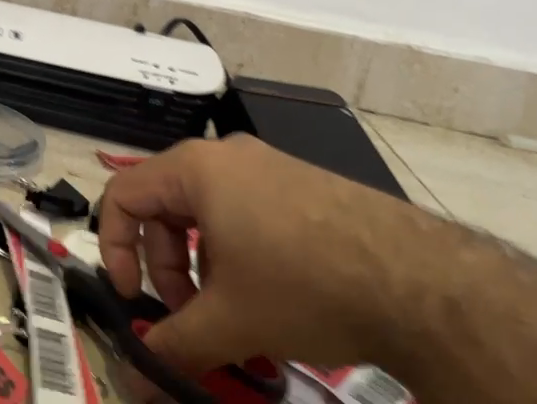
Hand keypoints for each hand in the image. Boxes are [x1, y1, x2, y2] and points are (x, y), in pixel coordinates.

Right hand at [98, 135, 429, 384]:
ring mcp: (270, 166)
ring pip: (209, 213)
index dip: (114, 249)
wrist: (422, 283)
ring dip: (205, 267)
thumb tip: (133, 387)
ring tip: (234, 316)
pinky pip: (248, 212)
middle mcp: (228, 155)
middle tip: (188, 315)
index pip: (123, 195)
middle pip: (166, 205)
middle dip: (166, 266)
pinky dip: (240, 256)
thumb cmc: (303, 286)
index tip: (133, 299)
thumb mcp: (229, 322)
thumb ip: (173, 348)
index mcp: (196, 169)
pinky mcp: (304, 186)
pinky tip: (273, 300)